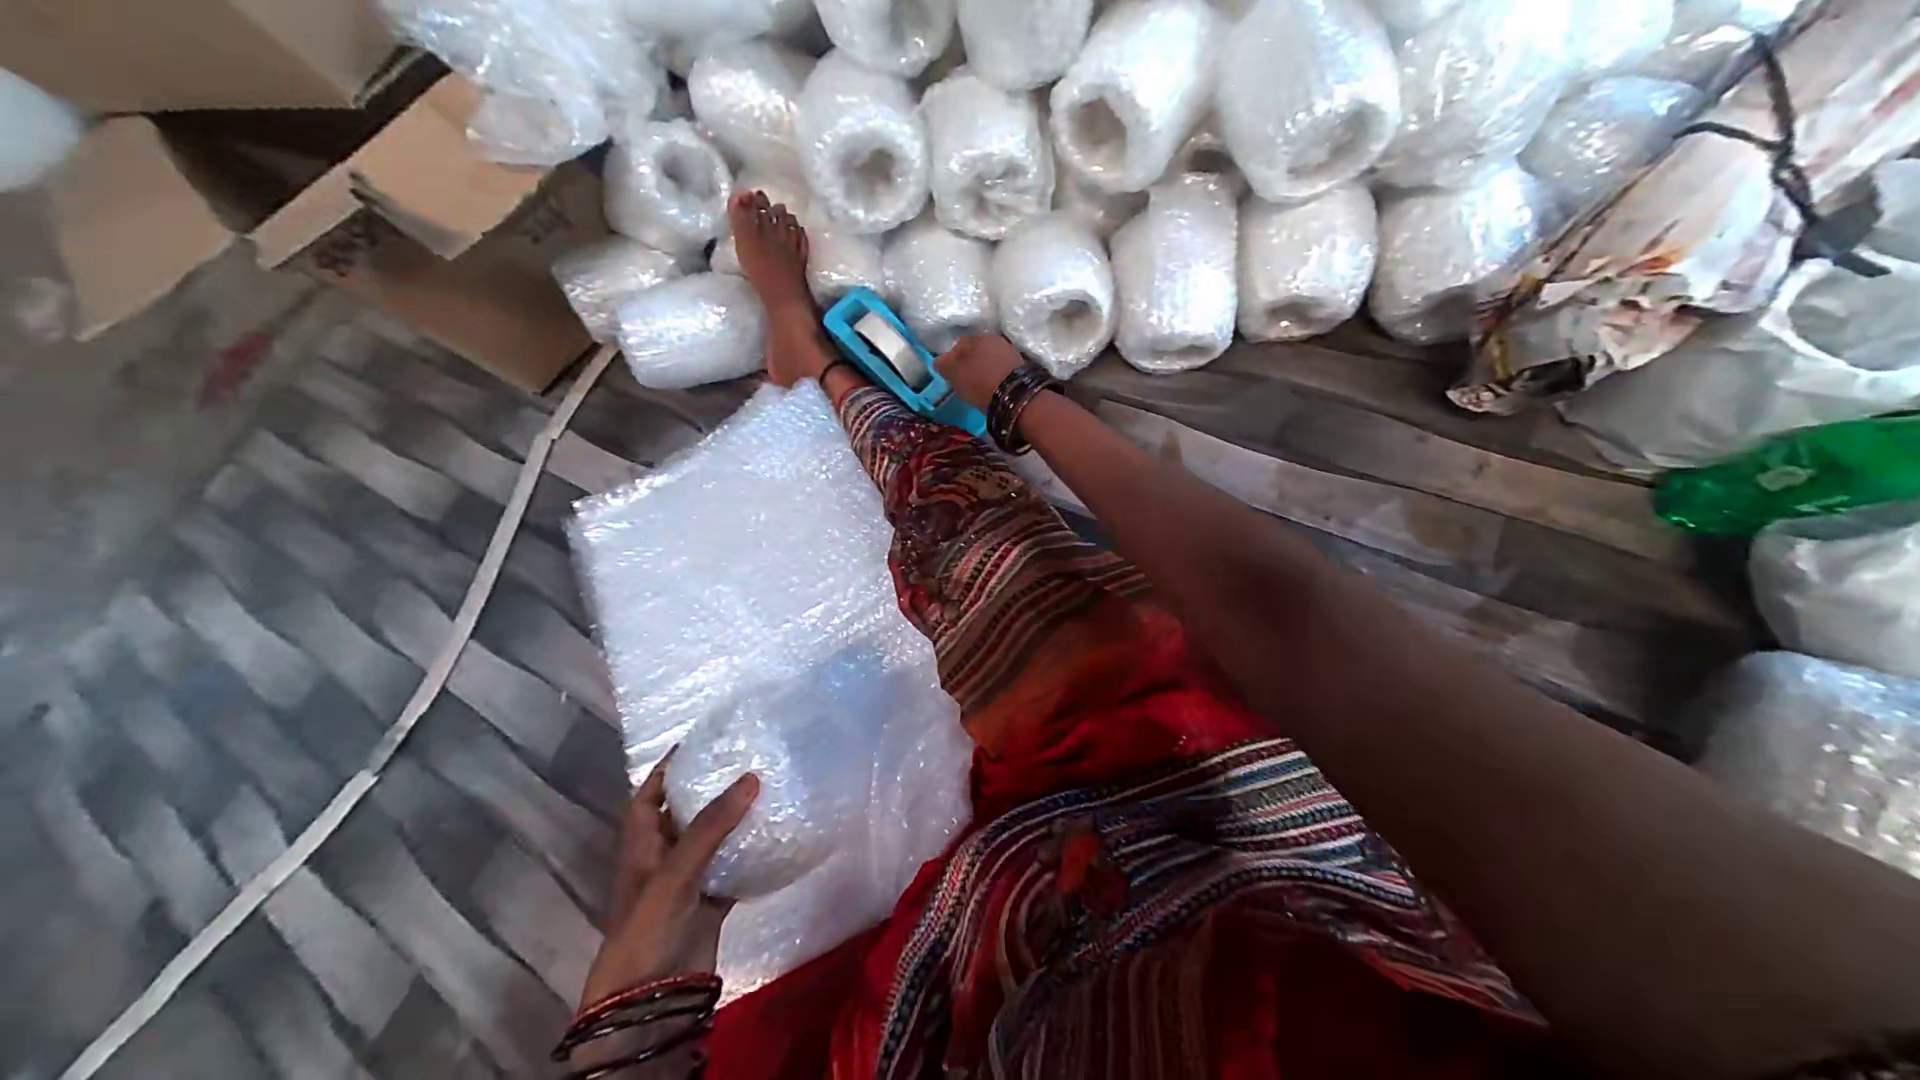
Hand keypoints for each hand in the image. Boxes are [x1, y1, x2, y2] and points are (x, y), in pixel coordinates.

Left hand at [579, 755, 759, 1010]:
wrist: (652, 995)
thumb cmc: (648, 924)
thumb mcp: (676, 869)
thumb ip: (712, 824)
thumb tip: (751, 777)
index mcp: (642, 844)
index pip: (649, 795)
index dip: (667, 769)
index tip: (697, 743)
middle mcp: (664, 857)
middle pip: (685, 813)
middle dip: (710, 789)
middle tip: (744, 761)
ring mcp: (689, 880)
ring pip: (713, 839)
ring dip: (734, 819)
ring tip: (765, 788)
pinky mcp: (711, 900)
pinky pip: (733, 867)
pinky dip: (750, 853)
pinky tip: (775, 835)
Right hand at [934, 334, 1022, 409]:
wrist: (1016, 395)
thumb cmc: (979, 382)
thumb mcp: (954, 374)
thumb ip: (944, 364)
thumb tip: (938, 360)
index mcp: (976, 337)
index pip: (958, 344)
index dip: (952, 359)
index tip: (951, 373)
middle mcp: (994, 338)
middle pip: (976, 350)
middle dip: (969, 361)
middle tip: (964, 378)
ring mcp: (1010, 351)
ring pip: (990, 357)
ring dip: (984, 367)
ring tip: (979, 383)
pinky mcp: (1021, 365)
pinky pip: (1002, 367)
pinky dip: (996, 373)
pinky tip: (993, 384)